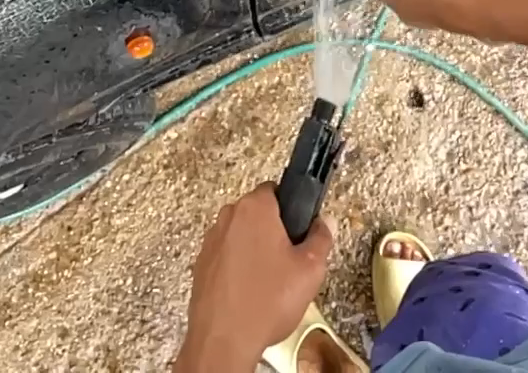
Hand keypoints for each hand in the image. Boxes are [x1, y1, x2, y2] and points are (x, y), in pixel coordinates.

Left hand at [175, 183, 332, 372]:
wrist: (224, 339)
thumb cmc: (266, 300)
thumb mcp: (310, 269)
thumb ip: (322, 238)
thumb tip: (326, 222)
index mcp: (255, 207)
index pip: (275, 189)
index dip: (291, 208)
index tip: (300, 229)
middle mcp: (229, 216)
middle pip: (258, 213)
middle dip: (274, 231)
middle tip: (291, 260)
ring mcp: (211, 239)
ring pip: (241, 235)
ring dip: (255, 249)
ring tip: (271, 281)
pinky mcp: (202, 263)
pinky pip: (226, 256)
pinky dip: (237, 267)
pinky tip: (250, 292)